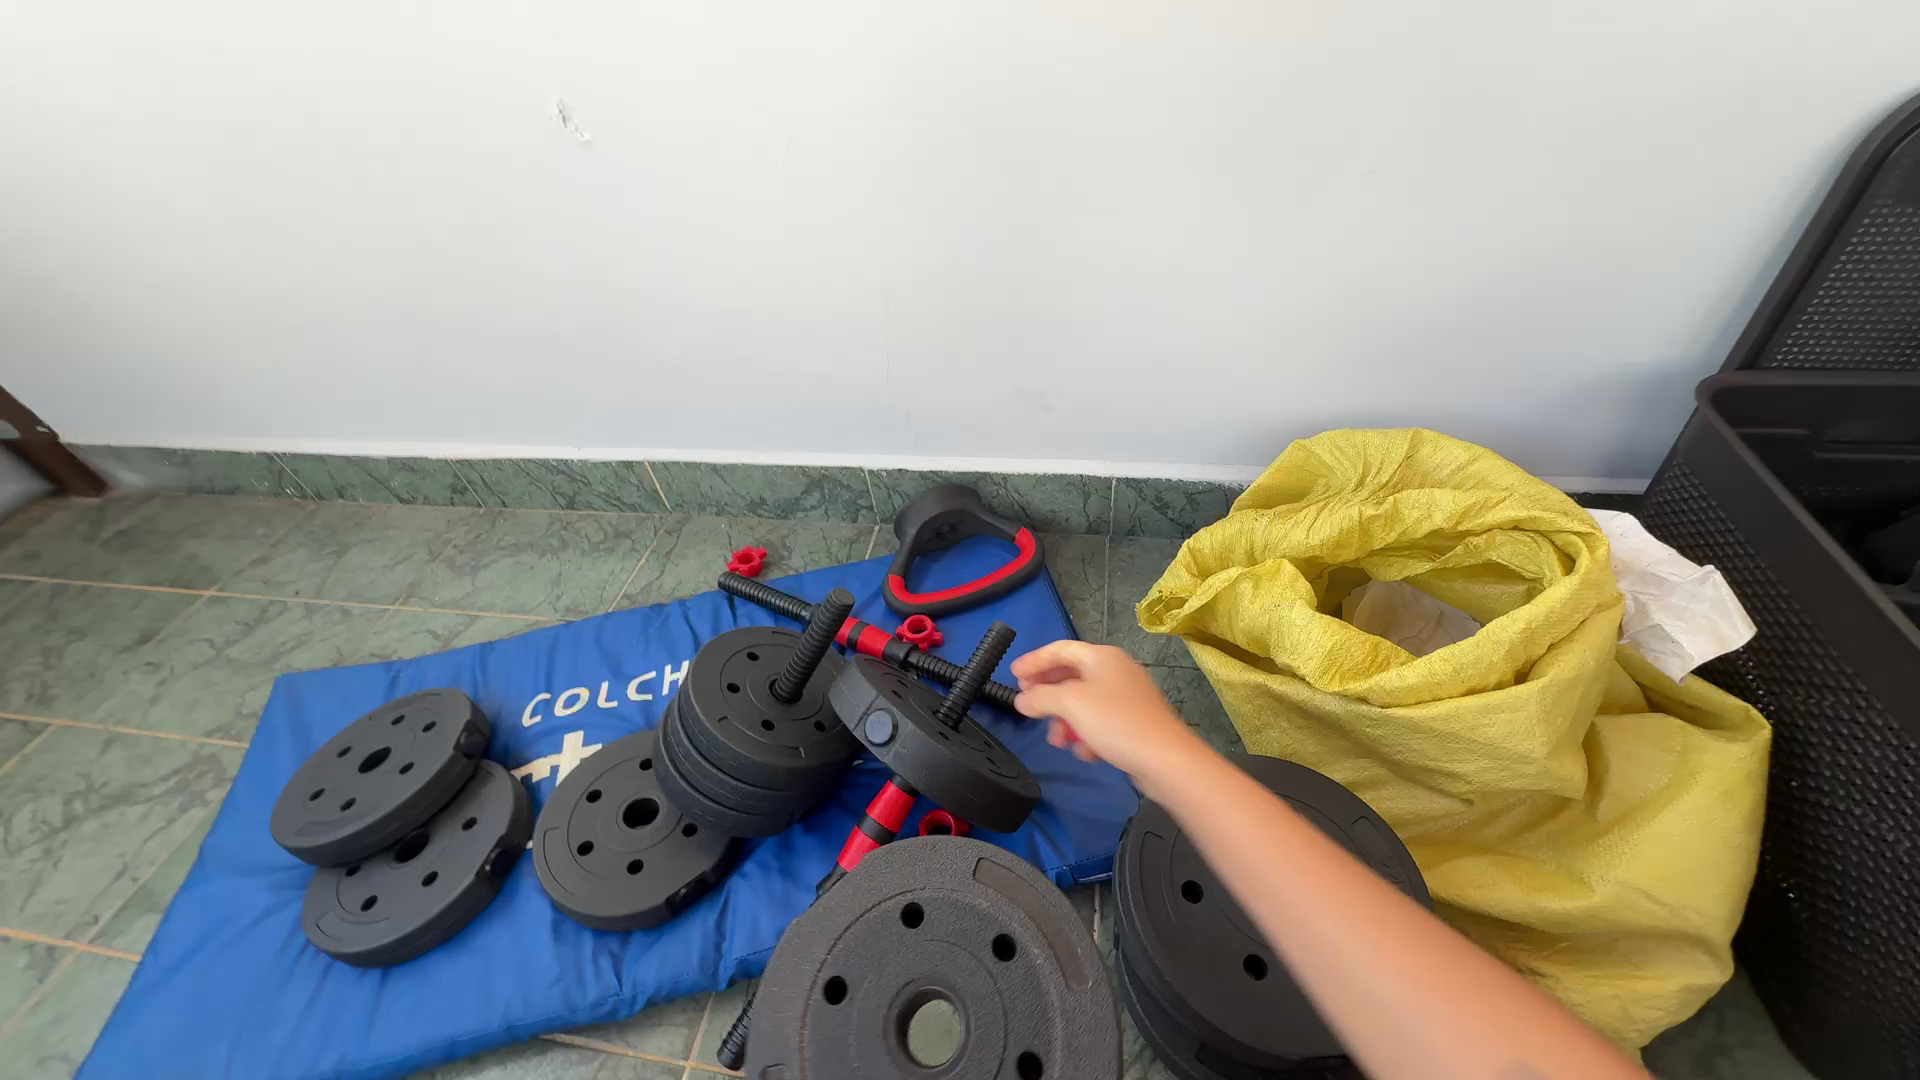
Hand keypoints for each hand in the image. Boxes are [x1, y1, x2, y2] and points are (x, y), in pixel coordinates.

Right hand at [1010, 641, 1208, 791]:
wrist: (1165, 759)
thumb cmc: (1115, 722)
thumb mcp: (1070, 704)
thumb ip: (1040, 698)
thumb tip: (1021, 701)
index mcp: (1102, 656)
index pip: (1060, 650)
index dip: (1034, 661)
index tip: (1013, 675)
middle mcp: (1115, 670)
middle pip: (1070, 675)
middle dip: (1048, 695)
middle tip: (1028, 706)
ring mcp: (1126, 696)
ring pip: (1083, 702)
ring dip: (1065, 720)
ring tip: (1057, 740)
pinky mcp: (1133, 721)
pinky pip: (1099, 720)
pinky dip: (1086, 732)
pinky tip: (1085, 751)